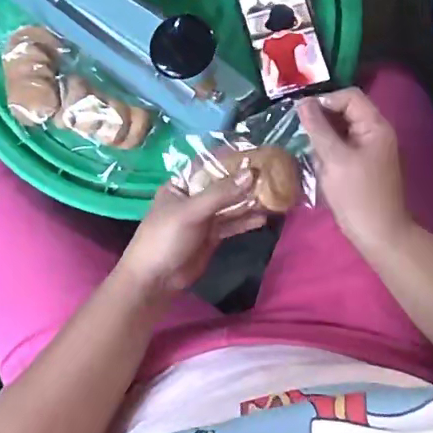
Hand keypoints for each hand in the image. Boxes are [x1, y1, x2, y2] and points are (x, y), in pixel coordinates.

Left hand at [116, 174, 265, 294]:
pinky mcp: (211, 236)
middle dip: (245, 182)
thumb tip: (251, 173)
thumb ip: (221, 193)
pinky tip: (265, 217)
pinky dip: (246, 221)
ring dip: (250, 202)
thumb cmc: (166, 237)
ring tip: (276, 196)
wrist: (156, 278)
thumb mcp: (191, 211)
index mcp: (180, 185)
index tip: (257, 153)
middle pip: (222, 186)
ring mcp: (203, 217)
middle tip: (274, 175)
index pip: (207, 165)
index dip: (230, 160)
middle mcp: (192, 198)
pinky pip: (232, 224)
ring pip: (230, 205)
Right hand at [298, 88, 413, 246]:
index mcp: (375, 126)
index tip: (301, 115)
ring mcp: (368, 148)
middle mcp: (374, 132)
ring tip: (303, 144)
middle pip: (345, 110)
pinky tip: (313, 158)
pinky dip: (325, 147)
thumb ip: (318, 128)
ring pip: (340, 128)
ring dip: (321, 133)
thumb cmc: (356, 194)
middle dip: (320, 117)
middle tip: (298, 130)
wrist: (377, 231)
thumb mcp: (334, 158)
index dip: (324, 100)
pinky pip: (340, 144)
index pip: (349, 97)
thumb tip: (302, 103)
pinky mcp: (359, 162)